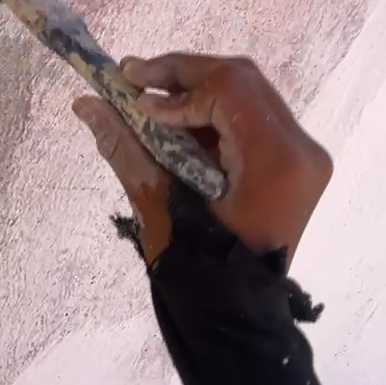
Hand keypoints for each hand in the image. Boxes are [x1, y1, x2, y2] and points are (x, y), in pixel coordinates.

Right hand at [74, 53, 331, 263]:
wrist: (232, 311)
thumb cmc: (195, 264)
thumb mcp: (155, 201)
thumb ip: (122, 145)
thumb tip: (84, 103)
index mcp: (276, 161)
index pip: (229, 89)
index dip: (175, 81)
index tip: (129, 90)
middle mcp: (301, 150)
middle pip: (240, 82)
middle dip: (181, 74)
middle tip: (131, 76)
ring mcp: (301, 157)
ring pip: (244, 95)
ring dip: (192, 90)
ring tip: (145, 97)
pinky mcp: (290, 163)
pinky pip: (247, 119)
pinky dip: (206, 112)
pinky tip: (170, 119)